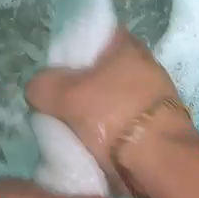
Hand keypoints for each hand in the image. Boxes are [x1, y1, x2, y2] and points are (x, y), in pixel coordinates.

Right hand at [26, 29, 198, 191]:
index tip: (54, 73)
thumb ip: (42, 86)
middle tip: (57, 105)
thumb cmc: (113, 116)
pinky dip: (108, 133)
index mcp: (127, 46)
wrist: (159, 162)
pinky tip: (93, 145)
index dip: (70, 50)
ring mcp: (155, 98)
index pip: (93, 36)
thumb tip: (38, 90)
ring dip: (93, 114)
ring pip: (111, 100)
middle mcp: (146, 66)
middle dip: (79, 88)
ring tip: (72, 131)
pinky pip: (122, 124)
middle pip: (100, 71)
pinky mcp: (159, 127)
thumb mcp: (63, 95)